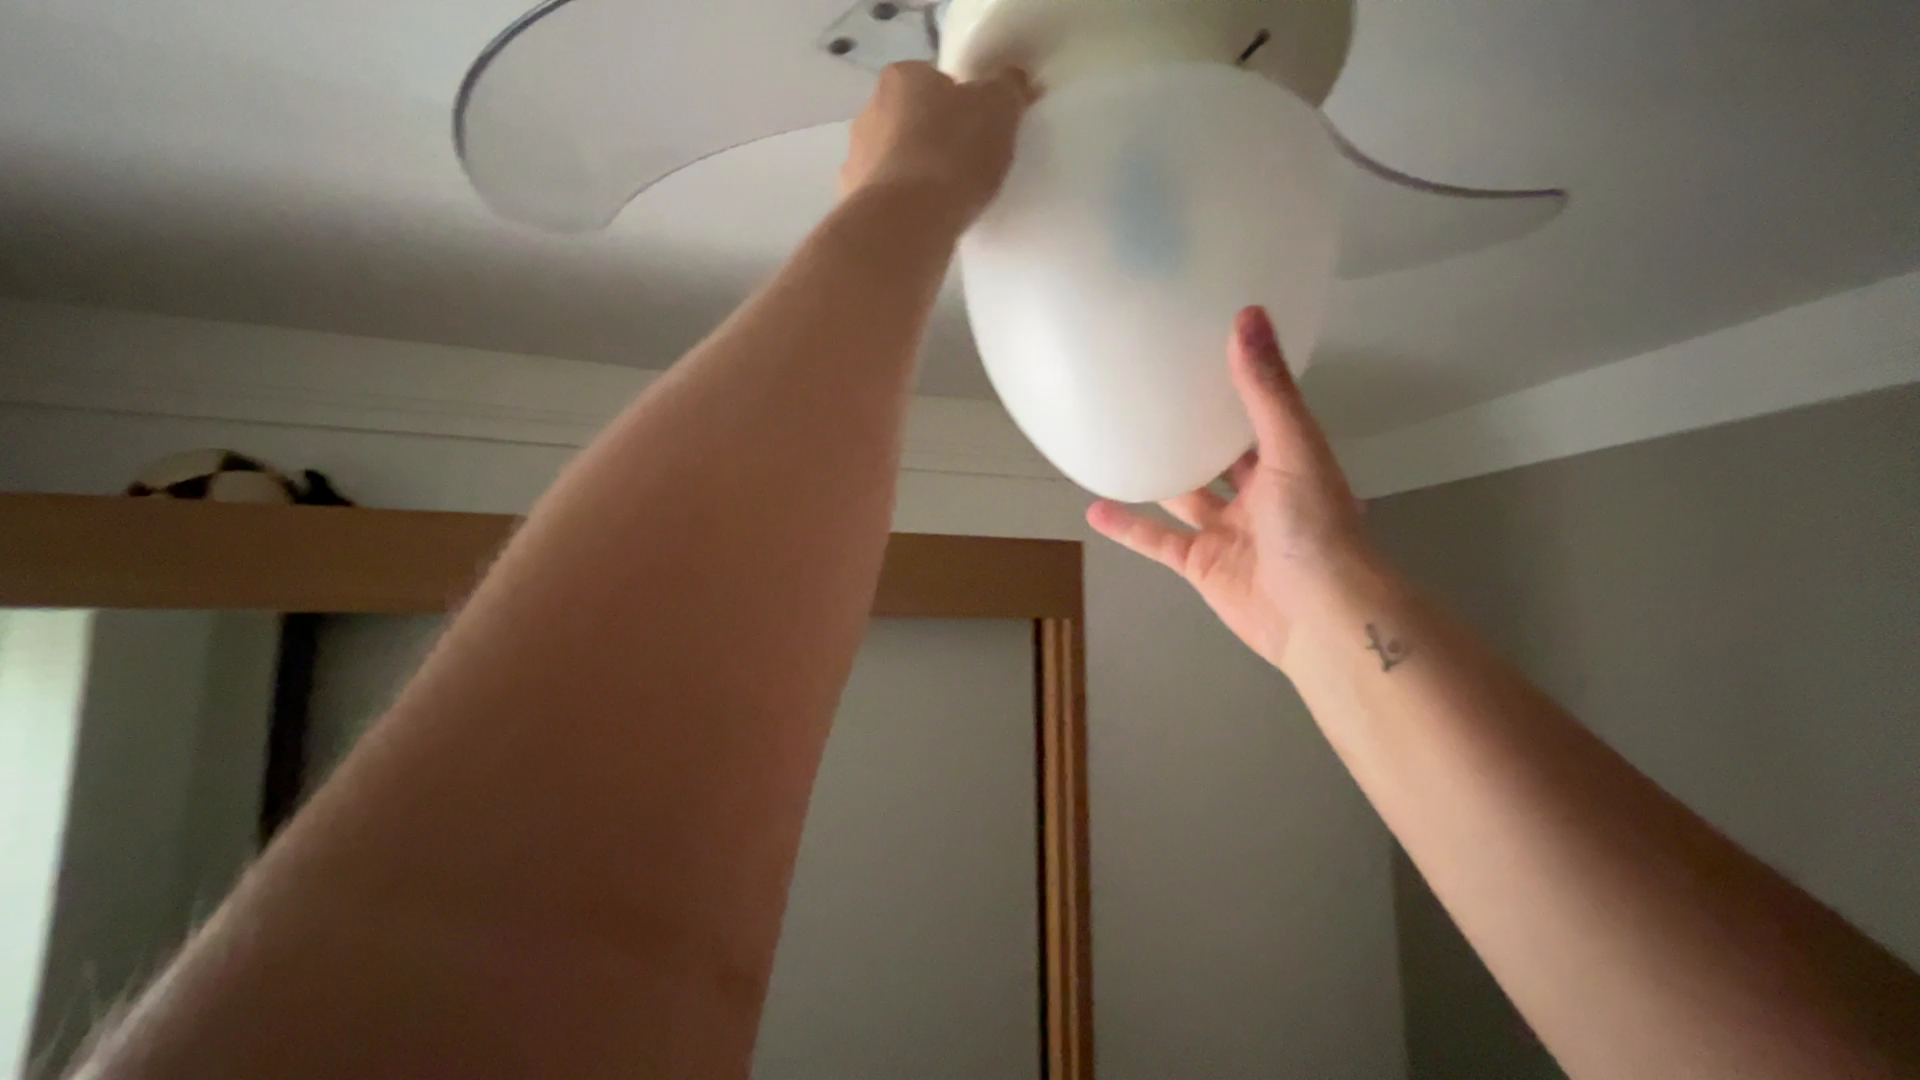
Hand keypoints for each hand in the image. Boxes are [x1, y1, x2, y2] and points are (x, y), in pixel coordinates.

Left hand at [841, 62, 1031, 224]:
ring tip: (947, 202)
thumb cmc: (953, 153)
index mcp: (902, 77)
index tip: (978, 130)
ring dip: (915, 176)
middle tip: (966, 167)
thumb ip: (1008, 89)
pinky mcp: (854, 203)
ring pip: (894, 162)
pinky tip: (925, 223)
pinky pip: (886, 200)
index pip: (934, 81)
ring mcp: (855, 159)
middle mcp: (869, 111)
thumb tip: (1014, 82)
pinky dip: (903, 208)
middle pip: (911, 122)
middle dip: (934, 140)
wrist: (907, 221)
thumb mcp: (999, 110)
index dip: (959, 104)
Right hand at [1087, 307, 1378, 669]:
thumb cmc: (1313, 525)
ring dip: (1154, 475)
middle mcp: (1258, 493)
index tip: (1198, 349)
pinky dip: (1128, 527)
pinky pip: (1158, 540)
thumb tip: (1247, 314)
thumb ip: (1265, 387)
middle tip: (1147, 392)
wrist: (1317, 614)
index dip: (1233, 384)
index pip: (1258, 413)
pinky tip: (1095, 507)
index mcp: (1288, 460)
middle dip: (1190, 429)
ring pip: (1184, 496)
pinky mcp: (1200, 565)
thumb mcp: (1292, 446)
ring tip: (1113, 443)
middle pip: (1218, 455)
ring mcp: (1227, 531)